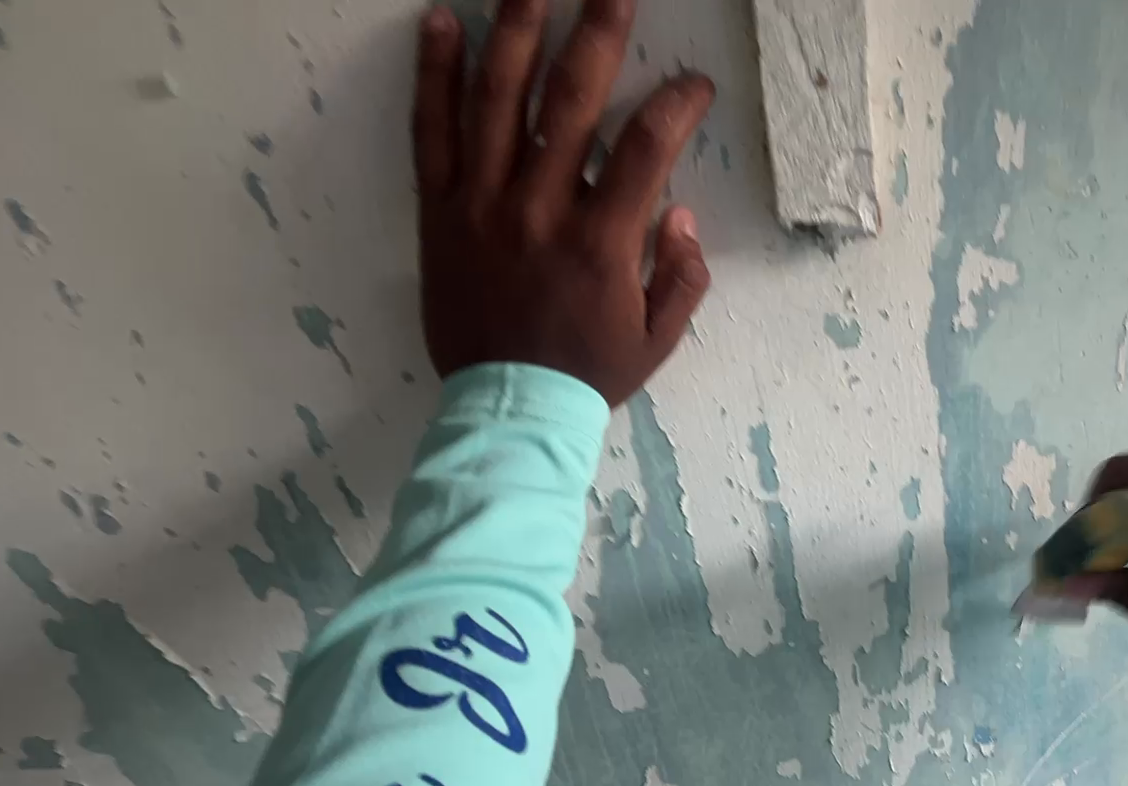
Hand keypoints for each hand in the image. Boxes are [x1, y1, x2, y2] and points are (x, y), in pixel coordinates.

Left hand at [414, 0, 714, 404]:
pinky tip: (443, 22)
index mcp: (602, 243)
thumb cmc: (591, 373)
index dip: (676, 107)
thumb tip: (682, 215)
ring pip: (498, 99)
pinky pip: (432, 131)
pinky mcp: (440, 210)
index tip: (695, 85)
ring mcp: (483, 203)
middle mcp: (541, 209)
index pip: (645, 152)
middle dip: (599, 33)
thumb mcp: (659, 340)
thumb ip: (682, 278)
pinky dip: (436, 74)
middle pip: (570, 101)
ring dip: (517, 28)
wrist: (511, 406)